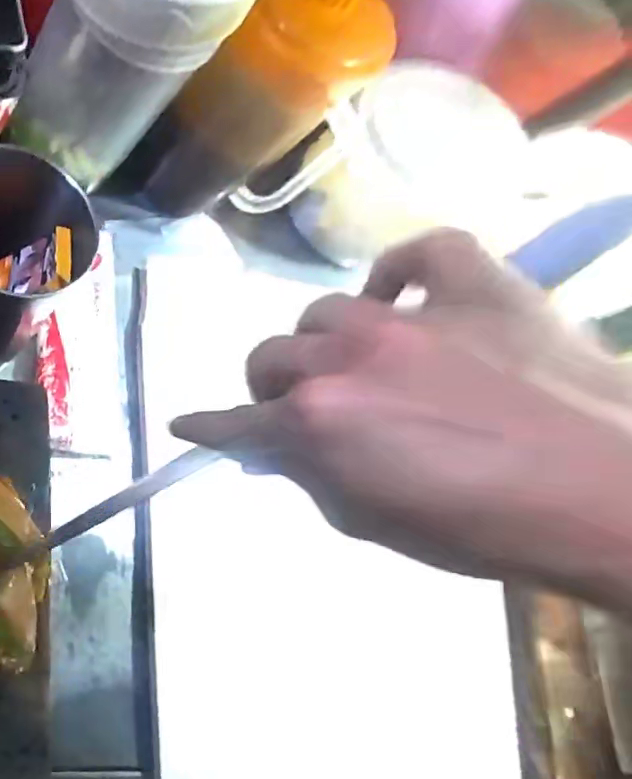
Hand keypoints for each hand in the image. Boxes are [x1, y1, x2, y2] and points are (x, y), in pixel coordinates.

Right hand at [171, 229, 631, 609]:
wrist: (628, 504)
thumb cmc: (479, 526)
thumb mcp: (356, 516)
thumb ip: (304, 469)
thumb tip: (279, 445)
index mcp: (311, 420)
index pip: (229, 421)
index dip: (206, 428)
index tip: (190, 427)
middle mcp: (346, 362)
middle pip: (269, 358)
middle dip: (272, 387)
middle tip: (302, 407)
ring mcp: (416, 322)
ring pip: (327, 312)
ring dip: (324, 341)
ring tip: (355, 359)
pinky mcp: (489, 297)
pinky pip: (430, 252)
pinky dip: (403, 268)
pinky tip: (399, 294)